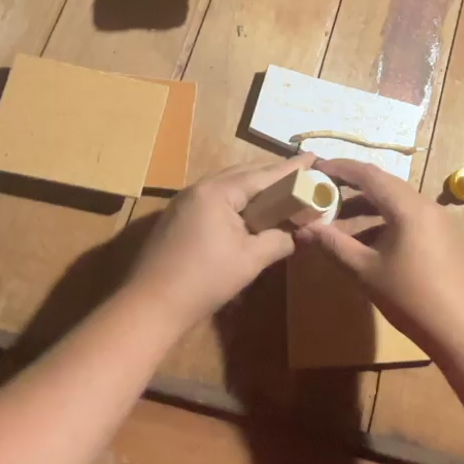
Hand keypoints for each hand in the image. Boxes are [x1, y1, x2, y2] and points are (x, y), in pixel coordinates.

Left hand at [122, 154, 311, 327]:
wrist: (150, 306)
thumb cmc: (203, 280)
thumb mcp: (250, 260)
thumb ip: (278, 241)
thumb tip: (297, 235)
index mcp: (217, 192)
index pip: (262, 175)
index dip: (290, 168)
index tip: (313, 157)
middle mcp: (199, 188)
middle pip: (243, 173)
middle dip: (272, 174)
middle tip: (301, 175)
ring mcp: (185, 201)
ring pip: (227, 184)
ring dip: (253, 186)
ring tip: (279, 189)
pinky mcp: (178, 217)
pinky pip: (214, 197)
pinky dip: (236, 198)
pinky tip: (248, 210)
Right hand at [295, 158, 463, 352]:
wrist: (460, 329)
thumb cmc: (410, 297)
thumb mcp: (365, 271)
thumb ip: (334, 245)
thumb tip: (304, 229)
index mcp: (407, 207)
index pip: (368, 174)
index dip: (340, 168)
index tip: (316, 168)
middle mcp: (425, 205)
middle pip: (383, 184)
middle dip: (351, 186)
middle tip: (322, 190)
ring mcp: (436, 220)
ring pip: (395, 202)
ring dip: (365, 207)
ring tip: (336, 220)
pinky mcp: (441, 237)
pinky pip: (406, 217)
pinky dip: (382, 221)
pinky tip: (363, 242)